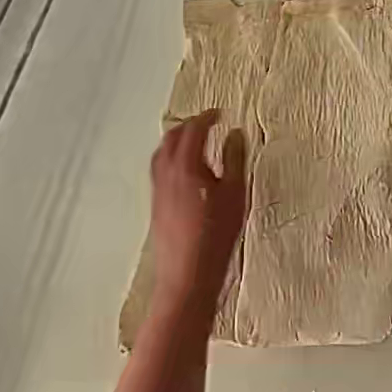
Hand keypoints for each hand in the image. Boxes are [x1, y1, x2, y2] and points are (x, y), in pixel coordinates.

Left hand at [148, 109, 247, 312]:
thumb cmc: (215, 237)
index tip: (220, 113)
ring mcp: (158, 189)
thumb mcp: (235, 194)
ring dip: (178, 140)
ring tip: (196, 142)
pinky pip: (160, 168)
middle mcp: (166, 172)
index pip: (194, 129)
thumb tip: (234, 134)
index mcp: (185, 165)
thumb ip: (235, 159)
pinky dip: (171, 157)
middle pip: (173, 136)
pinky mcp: (156, 205)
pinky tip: (185, 171)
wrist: (187, 279)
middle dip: (190, 125)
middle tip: (208, 123)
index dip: (207, 117)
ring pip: (163, 152)